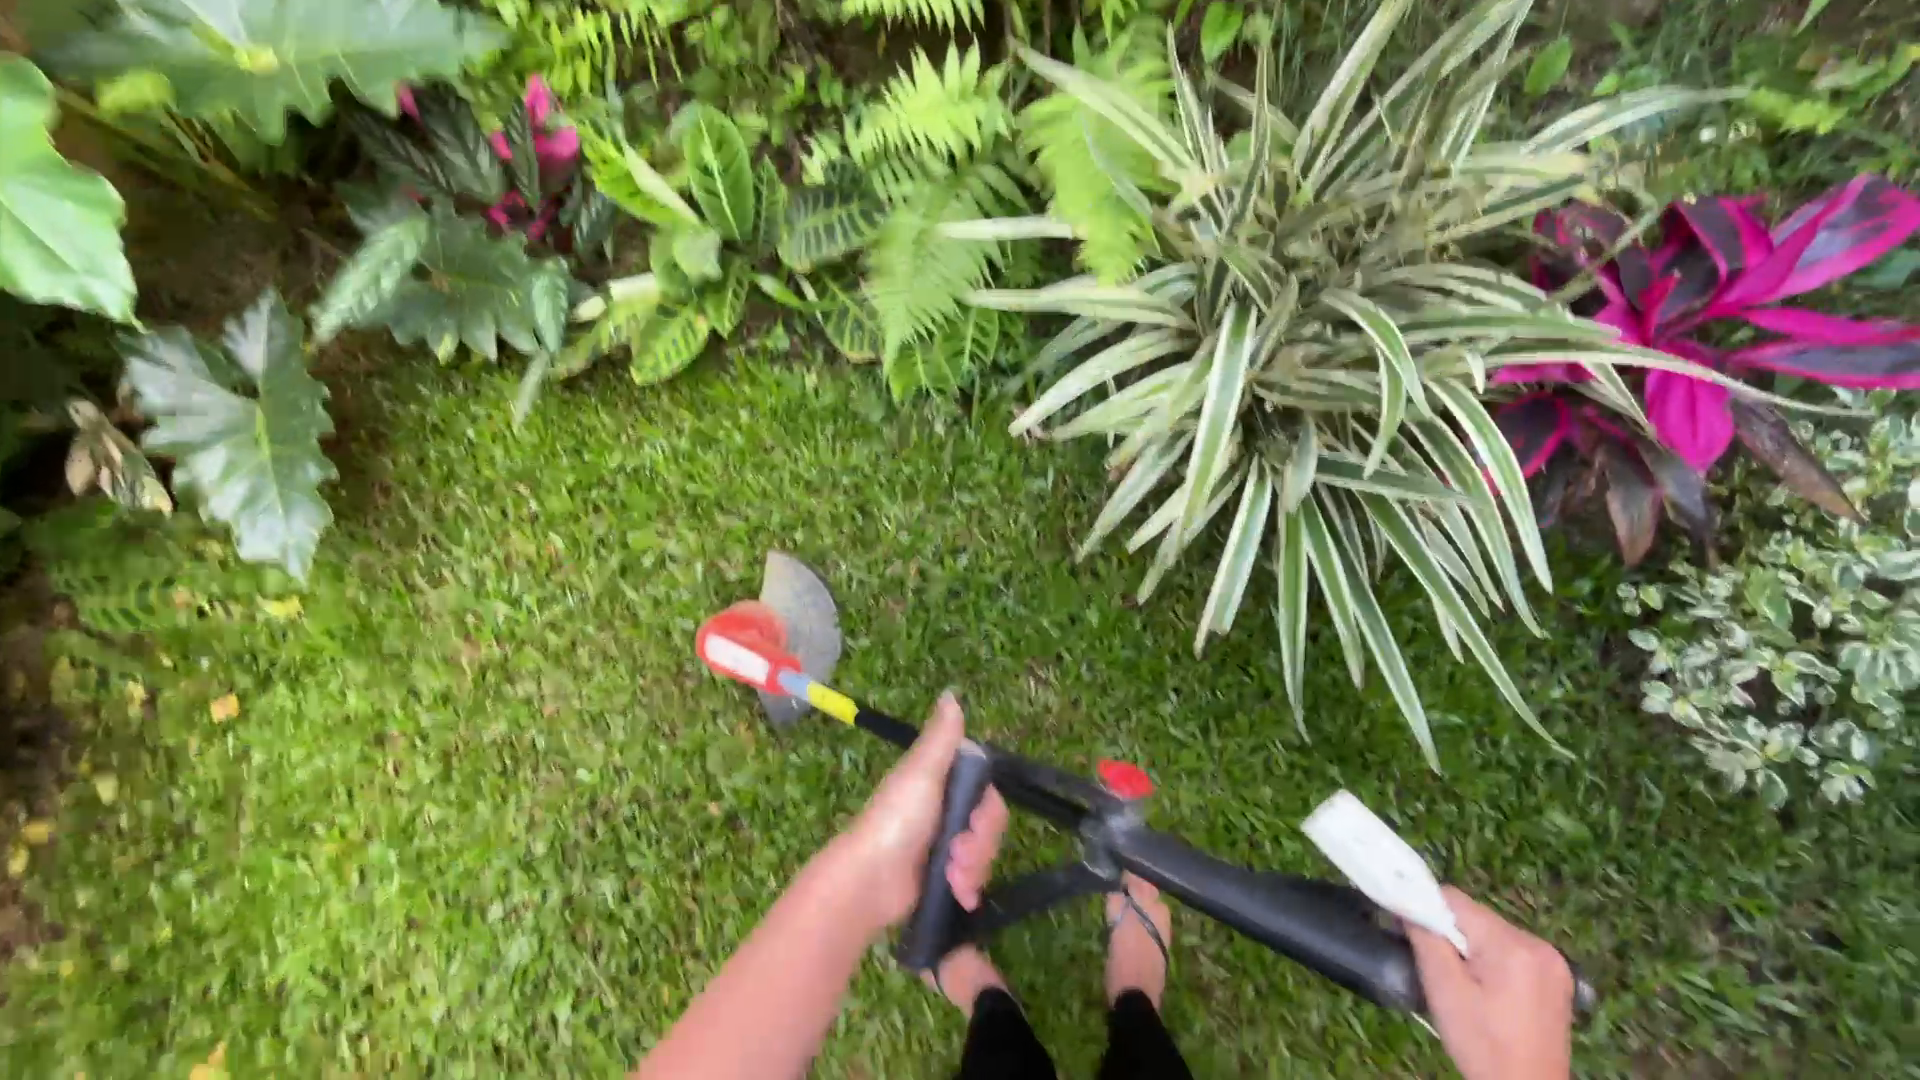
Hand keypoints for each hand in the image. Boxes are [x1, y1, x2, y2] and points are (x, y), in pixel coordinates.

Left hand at [834, 692, 1008, 928]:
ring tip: (953, 877)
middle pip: (988, 824)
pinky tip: (959, 895)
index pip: (986, 793)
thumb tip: (951, 692)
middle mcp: (944, 809)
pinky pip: (972, 878)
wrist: (870, 879)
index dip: (987, 811)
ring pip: (983, 853)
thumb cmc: (897, 819)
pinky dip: (968, 887)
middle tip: (959, 854)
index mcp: (940, 781)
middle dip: (980, 843)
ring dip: (974, 867)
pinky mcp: (941, 875)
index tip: (974, 821)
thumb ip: (942, 737)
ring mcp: (943, 844)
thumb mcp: (922, 771)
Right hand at [1409, 887, 1573, 1079]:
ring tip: (1466, 987)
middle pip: (1474, 917)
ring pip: (1491, 933)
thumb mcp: (1442, 987)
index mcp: (1512, 945)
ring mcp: (1554, 962)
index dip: (1427, 912)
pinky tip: (1490, 993)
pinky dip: (1493, 962)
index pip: (1454, 900)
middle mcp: (1539, 944)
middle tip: (1443, 973)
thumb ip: (1424, 935)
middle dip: (1452, 936)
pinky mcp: (1558, 979)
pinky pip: (1511, 951)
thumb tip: (1404, 900)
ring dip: (1472, 949)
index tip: (1415, 938)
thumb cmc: (1481, 1042)